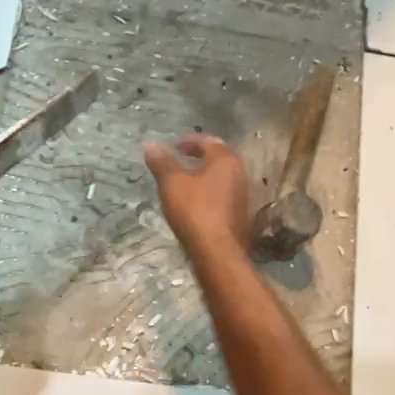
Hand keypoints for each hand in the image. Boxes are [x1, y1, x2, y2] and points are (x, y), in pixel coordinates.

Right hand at [143, 134, 251, 255]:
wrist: (218, 252)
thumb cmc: (195, 210)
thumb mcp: (172, 183)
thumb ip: (162, 162)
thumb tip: (149, 142)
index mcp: (226, 160)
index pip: (209, 141)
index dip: (190, 141)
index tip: (174, 146)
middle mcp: (241, 174)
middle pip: (220, 159)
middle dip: (200, 157)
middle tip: (181, 161)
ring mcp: (244, 197)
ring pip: (224, 179)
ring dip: (206, 176)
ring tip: (187, 182)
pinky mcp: (242, 217)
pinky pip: (225, 197)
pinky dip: (211, 194)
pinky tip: (198, 204)